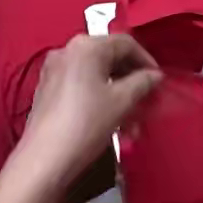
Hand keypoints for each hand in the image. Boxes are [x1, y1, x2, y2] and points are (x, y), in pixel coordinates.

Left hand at [21, 35, 163, 183]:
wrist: (44, 160)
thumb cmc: (87, 123)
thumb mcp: (122, 102)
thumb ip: (142, 82)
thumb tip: (155, 75)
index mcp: (86, 46)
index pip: (125, 43)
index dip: (146, 60)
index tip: (159, 82)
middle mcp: (67, 50)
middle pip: (109, 58)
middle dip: (132, 81)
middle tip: (147, 102)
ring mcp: (54, 70)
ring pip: (96, 75)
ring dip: (118, 94)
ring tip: (131, 124)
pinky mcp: (47, 89)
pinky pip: (81, 85)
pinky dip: (100, 98)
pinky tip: (111, 122)